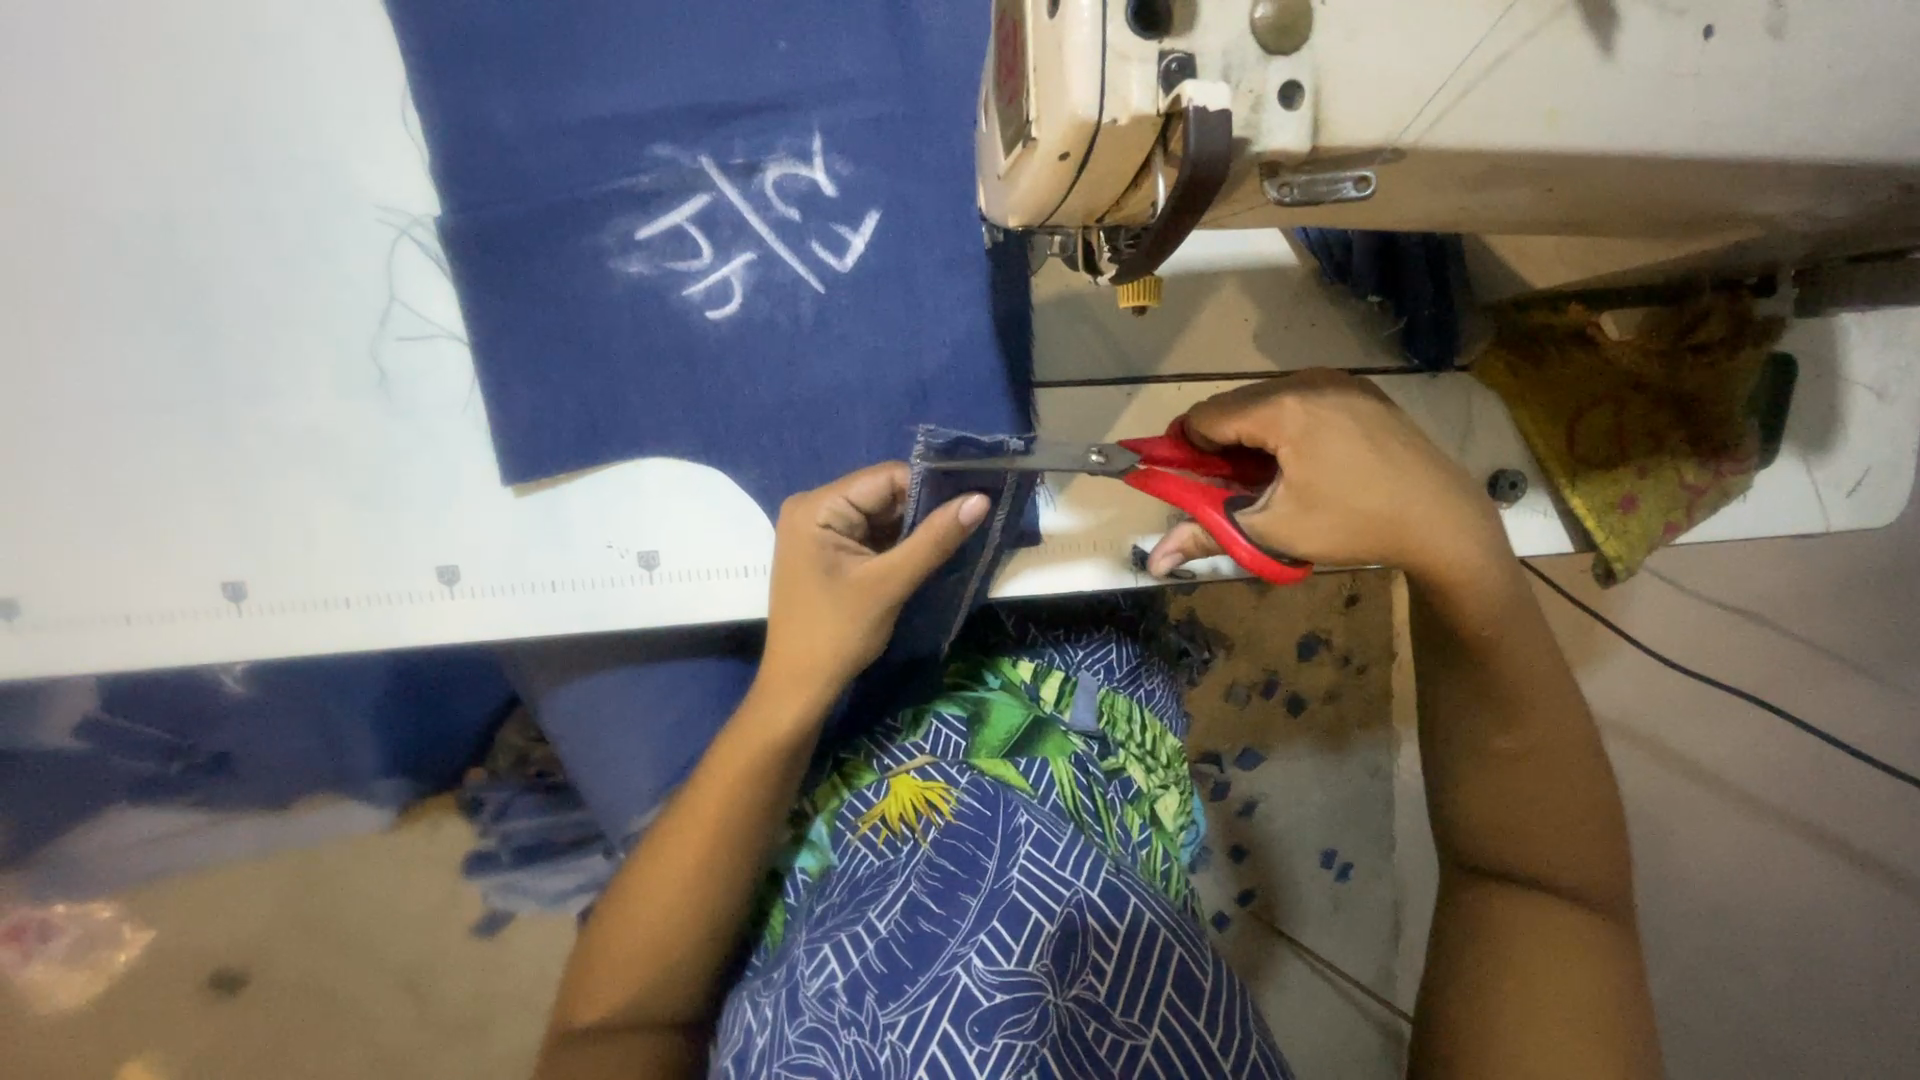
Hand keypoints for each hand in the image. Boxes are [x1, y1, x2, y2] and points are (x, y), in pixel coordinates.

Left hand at [759, 462, 988, 701]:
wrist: (800, 686)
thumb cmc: (838, 633)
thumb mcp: (890, 583)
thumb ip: (934, 539)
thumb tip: (980, 499)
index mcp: (817, 507)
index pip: (885, 478)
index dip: (930, 488)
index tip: (972, 503)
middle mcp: (813, 508)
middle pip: (883, 494)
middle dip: (923, 511)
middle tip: (969, 525)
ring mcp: (819, 531)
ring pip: (881, 516)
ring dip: (913, 530)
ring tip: (953, 541)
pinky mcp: (828, 552)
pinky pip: (871, 536)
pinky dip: (898, 545)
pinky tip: (925, 556)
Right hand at [1147, 369, 1507, 583]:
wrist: (1443, 519)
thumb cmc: (1353, 525)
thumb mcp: (1273, 532)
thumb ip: (1206, 535)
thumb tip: (1153, 563)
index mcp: (1283, 409)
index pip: (1205, 416)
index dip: (1190, 450)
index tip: (1202, 484)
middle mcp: (1308, 380)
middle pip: (1233, 404)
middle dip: (1222, 444)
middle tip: (1237, 486)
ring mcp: (1339, 380)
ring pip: (1264, 398)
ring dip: (1252, 434)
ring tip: (1273, 475)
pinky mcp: (1360, 389)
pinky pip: (1299, 397)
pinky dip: (1285, 424)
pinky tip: (1305, 459)